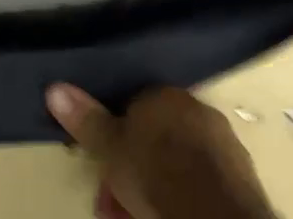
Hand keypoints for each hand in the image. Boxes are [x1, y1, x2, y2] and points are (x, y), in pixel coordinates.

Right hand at [46, 84, 272, 218]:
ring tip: (133, 215)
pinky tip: (167, 214)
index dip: (114, 137)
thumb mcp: (111, 149)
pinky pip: (198, 180)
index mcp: (165, 96)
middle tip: (113, 200)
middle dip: (131, 167)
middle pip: (154, 137)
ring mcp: (221, 143)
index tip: (102, 164)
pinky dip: (181, 196)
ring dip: (153, 185)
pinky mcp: (238, 176)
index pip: (133, 105)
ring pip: (176, 161)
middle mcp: (196, 110)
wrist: (217, 217)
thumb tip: (54, 88)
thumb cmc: (156, 175)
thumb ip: (87, 120)